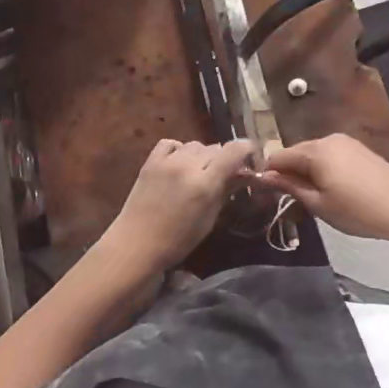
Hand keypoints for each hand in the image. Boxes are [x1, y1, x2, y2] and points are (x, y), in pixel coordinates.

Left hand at [98, 140, 255, 272]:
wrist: (137, 243)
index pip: (234, 150)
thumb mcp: (209, 218)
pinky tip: (180, 164)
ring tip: (199, 173)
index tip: (251, 161)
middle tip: (223, 176)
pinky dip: (179, 150)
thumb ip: (226, 190)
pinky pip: (170, 144)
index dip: (248, 150)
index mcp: (205, 183)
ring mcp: (166, 161)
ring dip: (202, 156)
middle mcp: (187, 165)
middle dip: (224, 159)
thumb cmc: (178, 240)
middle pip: (215, 148)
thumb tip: (244, 174)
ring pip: (194, 144)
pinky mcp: (150, 161)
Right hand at [253, 134, 388, 244]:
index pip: (277, 157)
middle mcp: (328, 139)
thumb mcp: (318, 204)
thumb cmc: (359, 211)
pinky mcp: (360, 150)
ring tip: (311, 198)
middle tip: (288, 200)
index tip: (266, 195)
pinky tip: (330, 190)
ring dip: (305, 173)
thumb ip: (289, 186)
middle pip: (294, 153)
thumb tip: (262, 177)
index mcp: (314, 150)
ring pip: (312, 155)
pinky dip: (322, 170)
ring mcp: (346, 143)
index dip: (268, 175)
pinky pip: (329, 156)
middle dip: (287, 173)